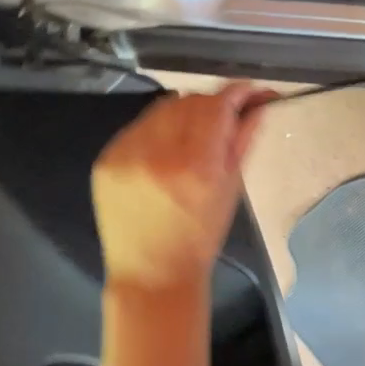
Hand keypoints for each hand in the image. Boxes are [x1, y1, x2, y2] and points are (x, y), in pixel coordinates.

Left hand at [91, 81, 274, 292]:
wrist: (150, 273)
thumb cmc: (200, 235)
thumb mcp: (232, 188)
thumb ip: (243, 139)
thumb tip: (258, 103)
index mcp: (196, 165)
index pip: (217, 105)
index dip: (237, 92)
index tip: (251, 91)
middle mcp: (158, 153)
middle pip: (190, 101)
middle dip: (212, 104)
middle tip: (225, 117)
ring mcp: (126, 155)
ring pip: (163, 108)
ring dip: (184, 112)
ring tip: (193, 134)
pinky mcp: (105, 160)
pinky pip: (139, 126)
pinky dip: (157, 129)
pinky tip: (164, 149)